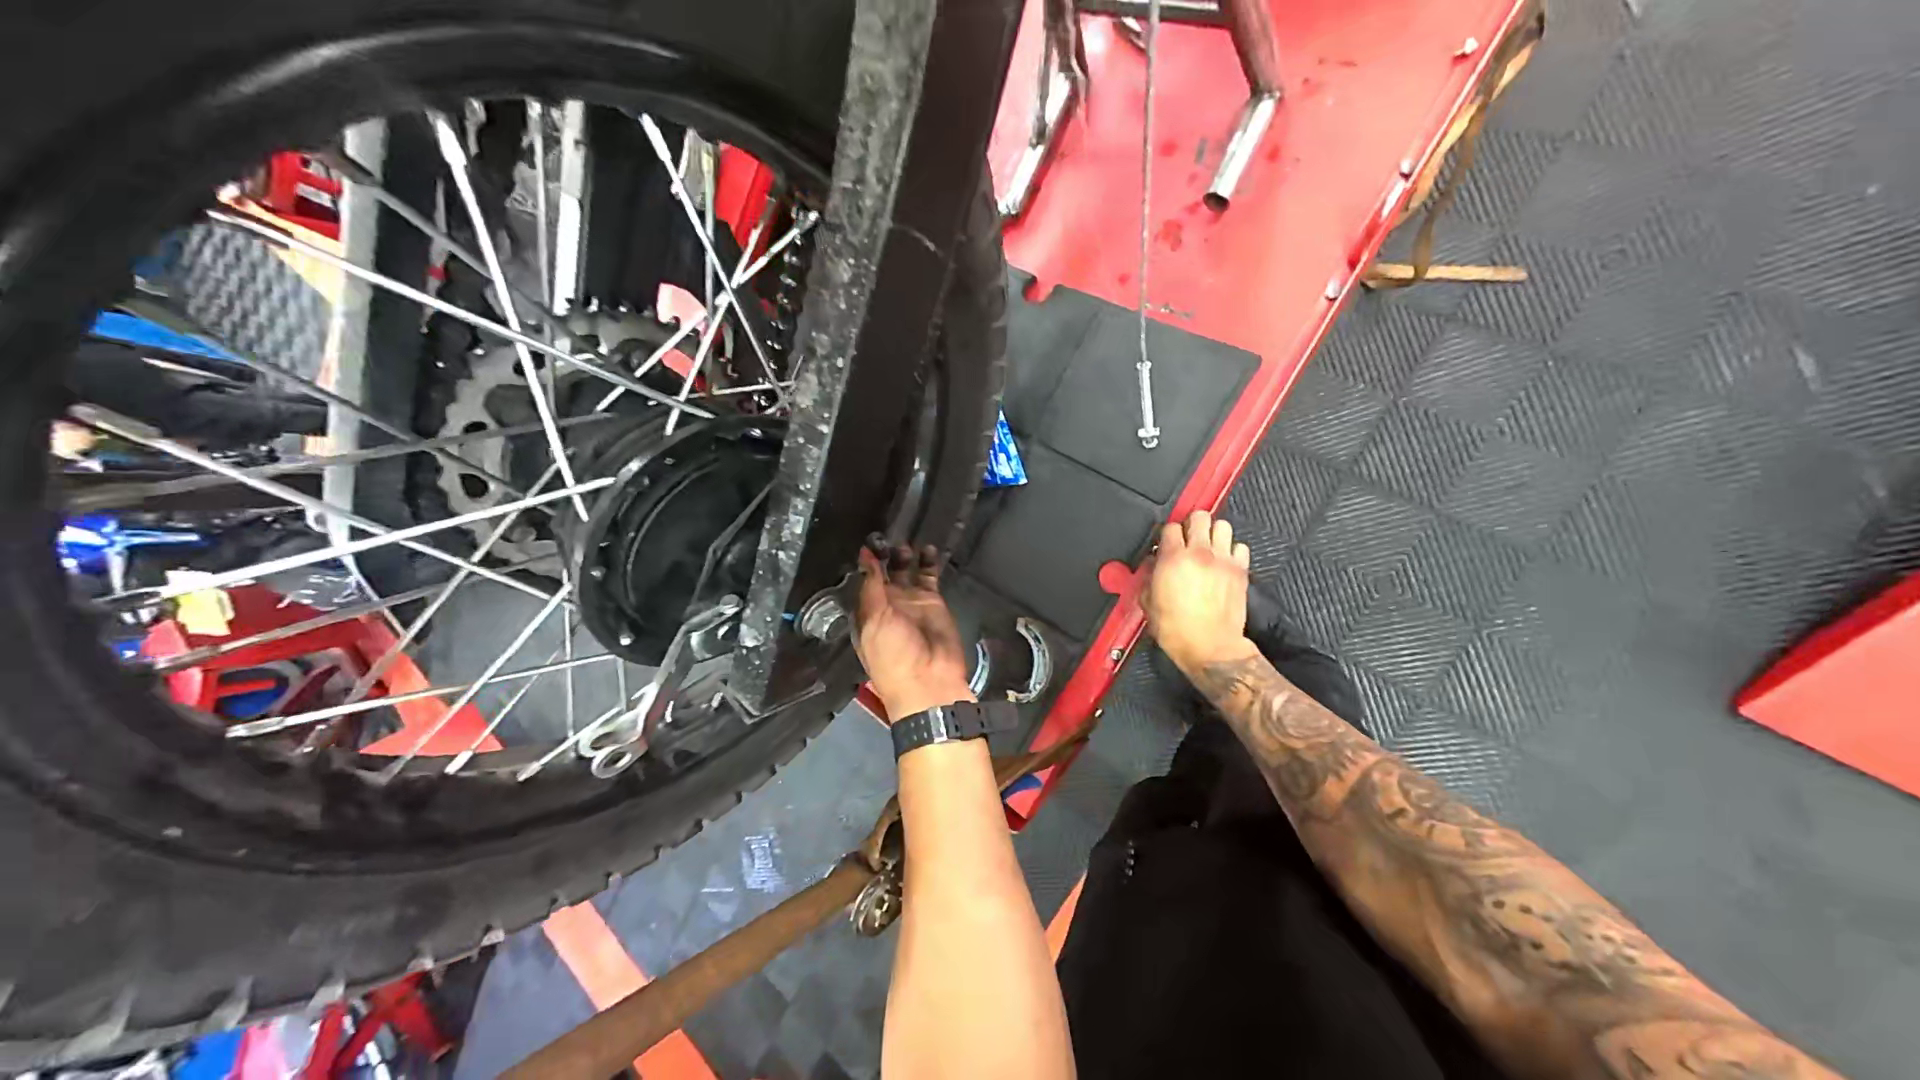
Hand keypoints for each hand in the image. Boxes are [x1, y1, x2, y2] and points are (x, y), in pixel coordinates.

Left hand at [853, 542, 974, 722]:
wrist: (929, 682)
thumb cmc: (893, 654)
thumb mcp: (875, 619)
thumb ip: (871, 585)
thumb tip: (864, 555)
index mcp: (865, 611)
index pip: (863, 579)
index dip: (865, 561)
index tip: (869, 538)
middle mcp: (886, 604)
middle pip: (884, 571)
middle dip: (884, 554)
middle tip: (886, 536)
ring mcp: (910, 602)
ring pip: (906, 570)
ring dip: (904, 555)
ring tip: (905, 543)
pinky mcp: (933, 601)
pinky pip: (929, 575)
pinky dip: (929, 561)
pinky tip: (928, 548)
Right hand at [1142, 509, 1258, 674]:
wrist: (1210, 648)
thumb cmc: (1179, 631)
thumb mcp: (1149, 604)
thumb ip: (1149, 579)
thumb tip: (1152, 568)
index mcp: (1173, 559)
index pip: (1170, 527)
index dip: (1167, 534)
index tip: (1166, 542)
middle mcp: (1200, 553)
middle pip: (1199, 517)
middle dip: (1192, 524)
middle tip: (1188, 536)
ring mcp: (1223, 560)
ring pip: (1222, 525)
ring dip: (1213, 532)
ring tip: (1208, 544)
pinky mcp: (1240, 571)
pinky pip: (1240, 547)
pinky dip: (1233, 549)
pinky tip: (1224, 559)